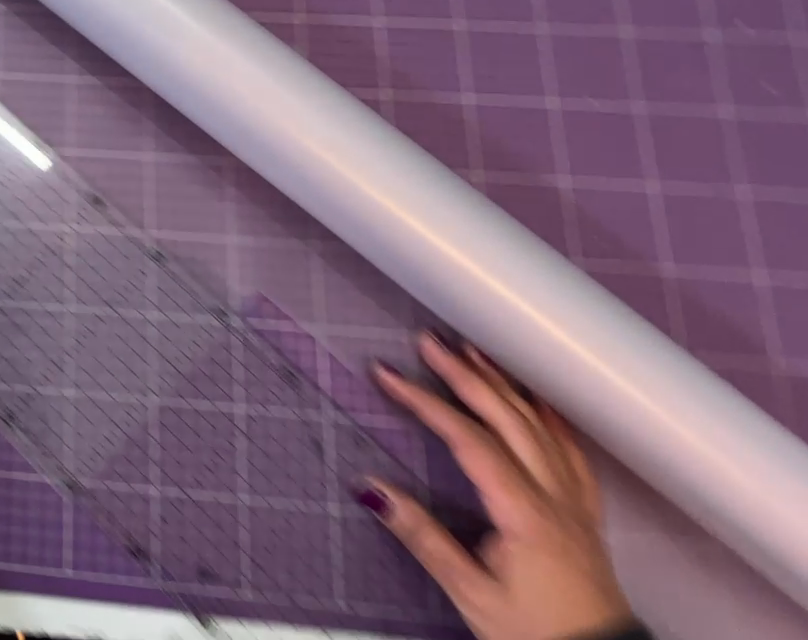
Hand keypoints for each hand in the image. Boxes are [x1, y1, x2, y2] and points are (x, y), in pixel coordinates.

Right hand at [361, 333, 635, 639]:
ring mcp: (575, 503)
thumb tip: (369, 486)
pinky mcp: (583, 514)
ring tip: (473, 353)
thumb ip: (422, 536)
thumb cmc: (534, 631)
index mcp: (525, 513)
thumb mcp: (471, 592)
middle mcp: (555, 499)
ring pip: (541, 428)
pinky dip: (549, 418)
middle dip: (466, 376)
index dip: (427, 402)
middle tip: (430, 342)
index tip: (387, 375)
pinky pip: (570, 453)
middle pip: (510, 421)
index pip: (471, 440)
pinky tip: (534, 401)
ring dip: (504, 386)